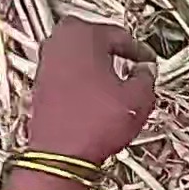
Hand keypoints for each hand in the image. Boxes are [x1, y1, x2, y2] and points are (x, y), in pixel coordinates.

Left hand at [5, 18, 157, 189]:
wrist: (60, 156)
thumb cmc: (94, 124)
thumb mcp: (138, 99)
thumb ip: (147, 77)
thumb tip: (146, 72)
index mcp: (83, 33)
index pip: (121, 36)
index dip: (140, 52)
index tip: (149, 64)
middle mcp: (58, 41)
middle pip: (96, 43)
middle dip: (115, 55)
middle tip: (133, 68)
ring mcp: (45, 63)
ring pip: (80, 60)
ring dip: (98, 71)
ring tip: (116, 88)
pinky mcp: (40, 86)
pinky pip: (68, 77)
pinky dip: (83, 85)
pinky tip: (96, 102)